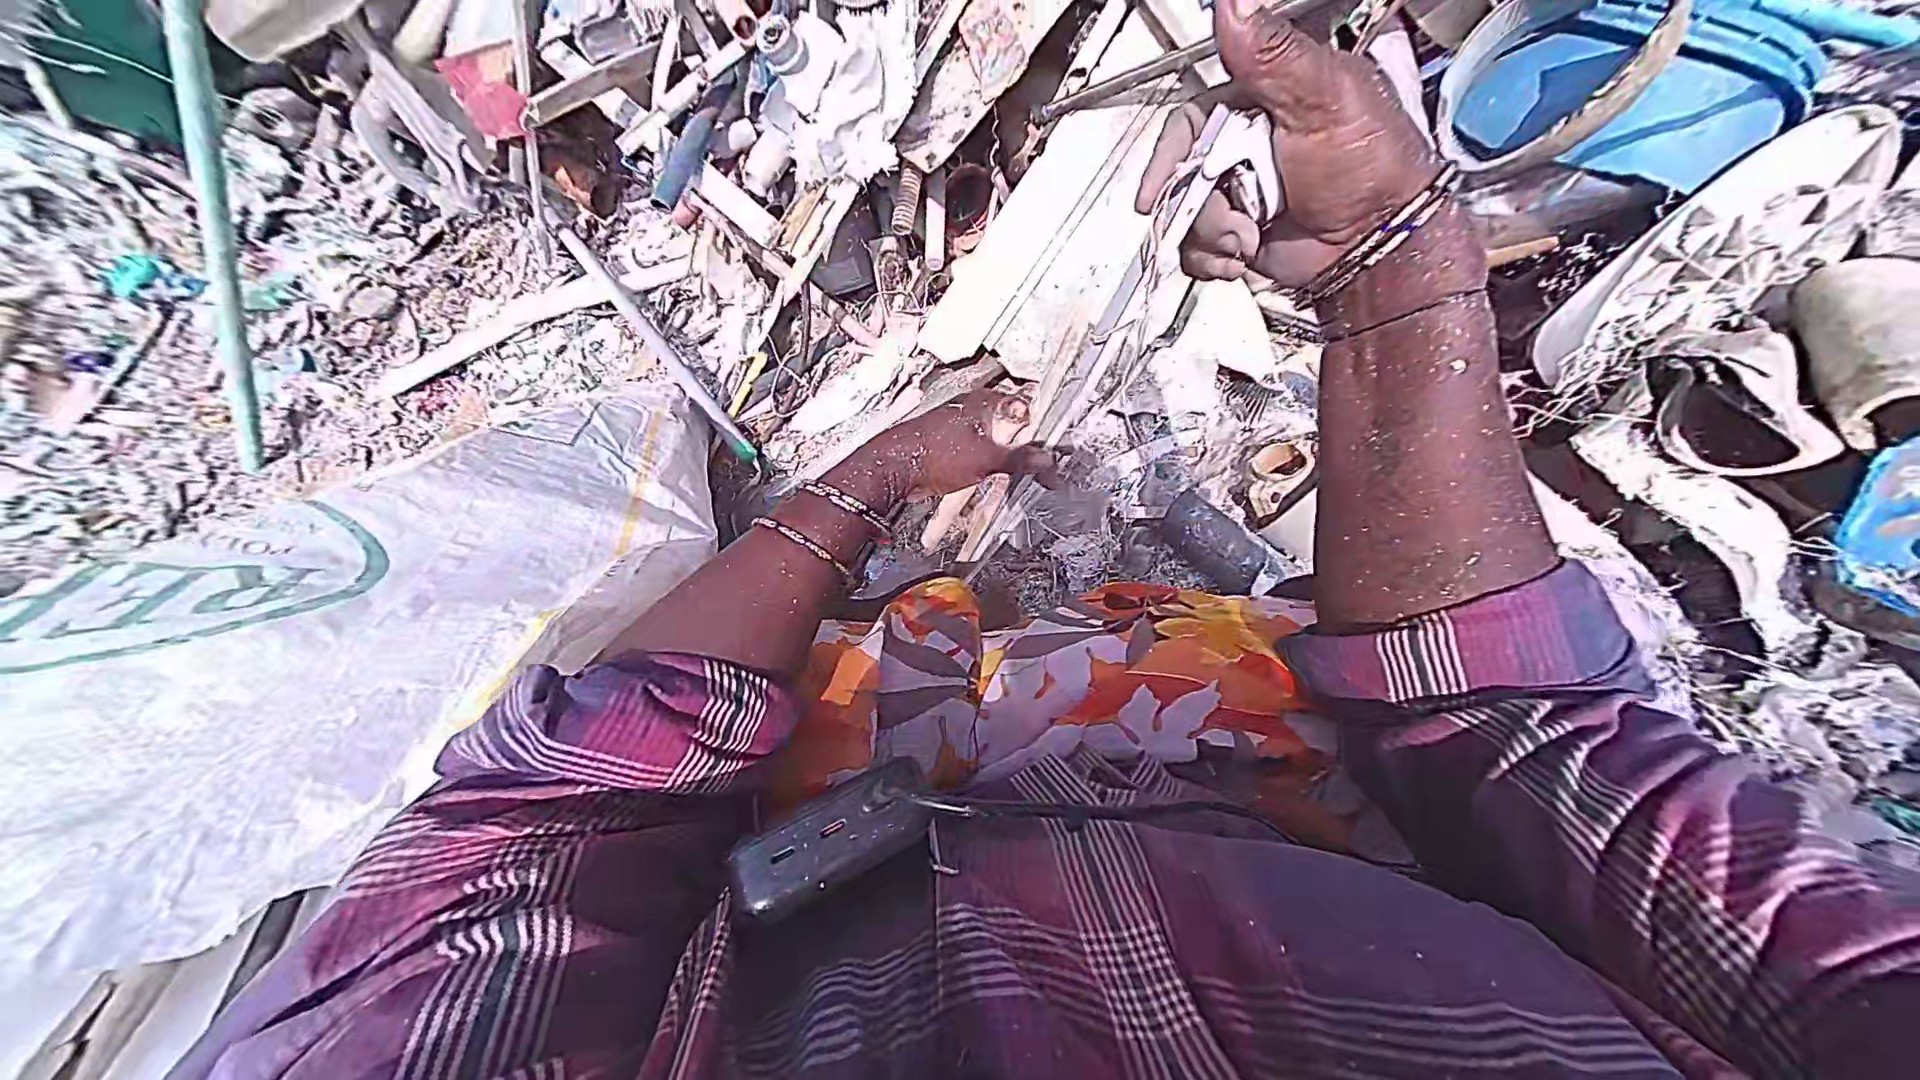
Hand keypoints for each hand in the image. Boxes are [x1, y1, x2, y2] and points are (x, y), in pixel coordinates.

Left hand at [836, 388, 1058, 505]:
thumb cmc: (933, 454)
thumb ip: (1020, 459)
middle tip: (1047, 466)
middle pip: (1013, 425)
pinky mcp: (953, 450)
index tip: (1056, 447)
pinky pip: (983, 457)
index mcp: (984, 402)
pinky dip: (995, 467)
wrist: (894, 470)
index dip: (1044, 425)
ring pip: (998, 442)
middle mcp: (973, 411)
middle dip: (1030, 445)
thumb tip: (1048, 460)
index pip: (1026, 406)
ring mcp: (962, 431)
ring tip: (1030, 474)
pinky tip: (1000, 480)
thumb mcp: (986, 459)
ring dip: (1013, 458)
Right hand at [1134, 0, 1438, 286]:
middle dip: (1202, 211)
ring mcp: (1234, 197)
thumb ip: (1272, 55)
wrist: (1374, 241)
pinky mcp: (1233, 237)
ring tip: (1248, 240)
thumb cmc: (1369, 166)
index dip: (1167, 159)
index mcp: (1255, 109)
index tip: (1155, 193)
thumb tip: (1233, 6)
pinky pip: (1194, 253)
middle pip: (1183, 181)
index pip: (1188, 127)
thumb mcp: (1324, 98)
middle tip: (1236, 222)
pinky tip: (1239, 258)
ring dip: (1212, 239)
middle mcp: (1238, 152)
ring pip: (1185, 220)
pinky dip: (1211, 261)